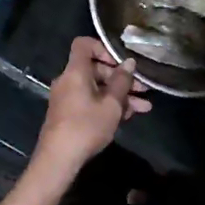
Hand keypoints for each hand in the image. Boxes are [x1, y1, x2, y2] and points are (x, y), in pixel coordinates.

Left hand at [32, 37, 151, 182]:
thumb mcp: (111, 105)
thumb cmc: (86, 127)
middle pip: (95, 68)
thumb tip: (129, 62)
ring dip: (120, 94)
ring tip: (145, 106)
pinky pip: (91, 100)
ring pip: (97, 88)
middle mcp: (69, 80)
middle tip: (143, 88)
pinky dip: (108, 104)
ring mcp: (68, 98)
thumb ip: (122, 82)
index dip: (103, 48)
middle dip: (121, 77)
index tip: (121, 62)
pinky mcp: (69, 113)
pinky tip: (130, 115)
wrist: (58, 159)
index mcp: (75, 72)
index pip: (84, 44)